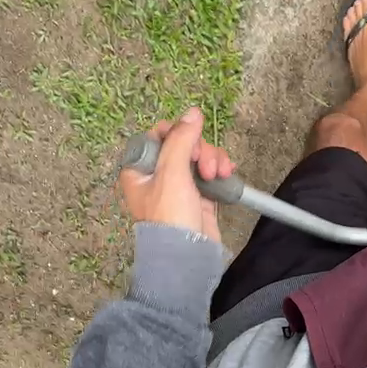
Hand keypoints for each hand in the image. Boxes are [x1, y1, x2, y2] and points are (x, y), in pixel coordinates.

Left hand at [117, 108, 234, 240]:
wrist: (187, 255)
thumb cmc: (170, 217)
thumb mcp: (171, 173)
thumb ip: (181, 139)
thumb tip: (192, 112)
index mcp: (140, 168)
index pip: (159, 136)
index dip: (177, 135)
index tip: (189, 145)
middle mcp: (158, 175)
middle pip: (184, 144)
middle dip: (201, 150)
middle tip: (206, 165)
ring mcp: (180, 185)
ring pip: (200, 157)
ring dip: (213, 159)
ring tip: (219, 174)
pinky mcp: (200, 195)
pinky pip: (211, 172)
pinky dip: (220, 170)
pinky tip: (227, 175)